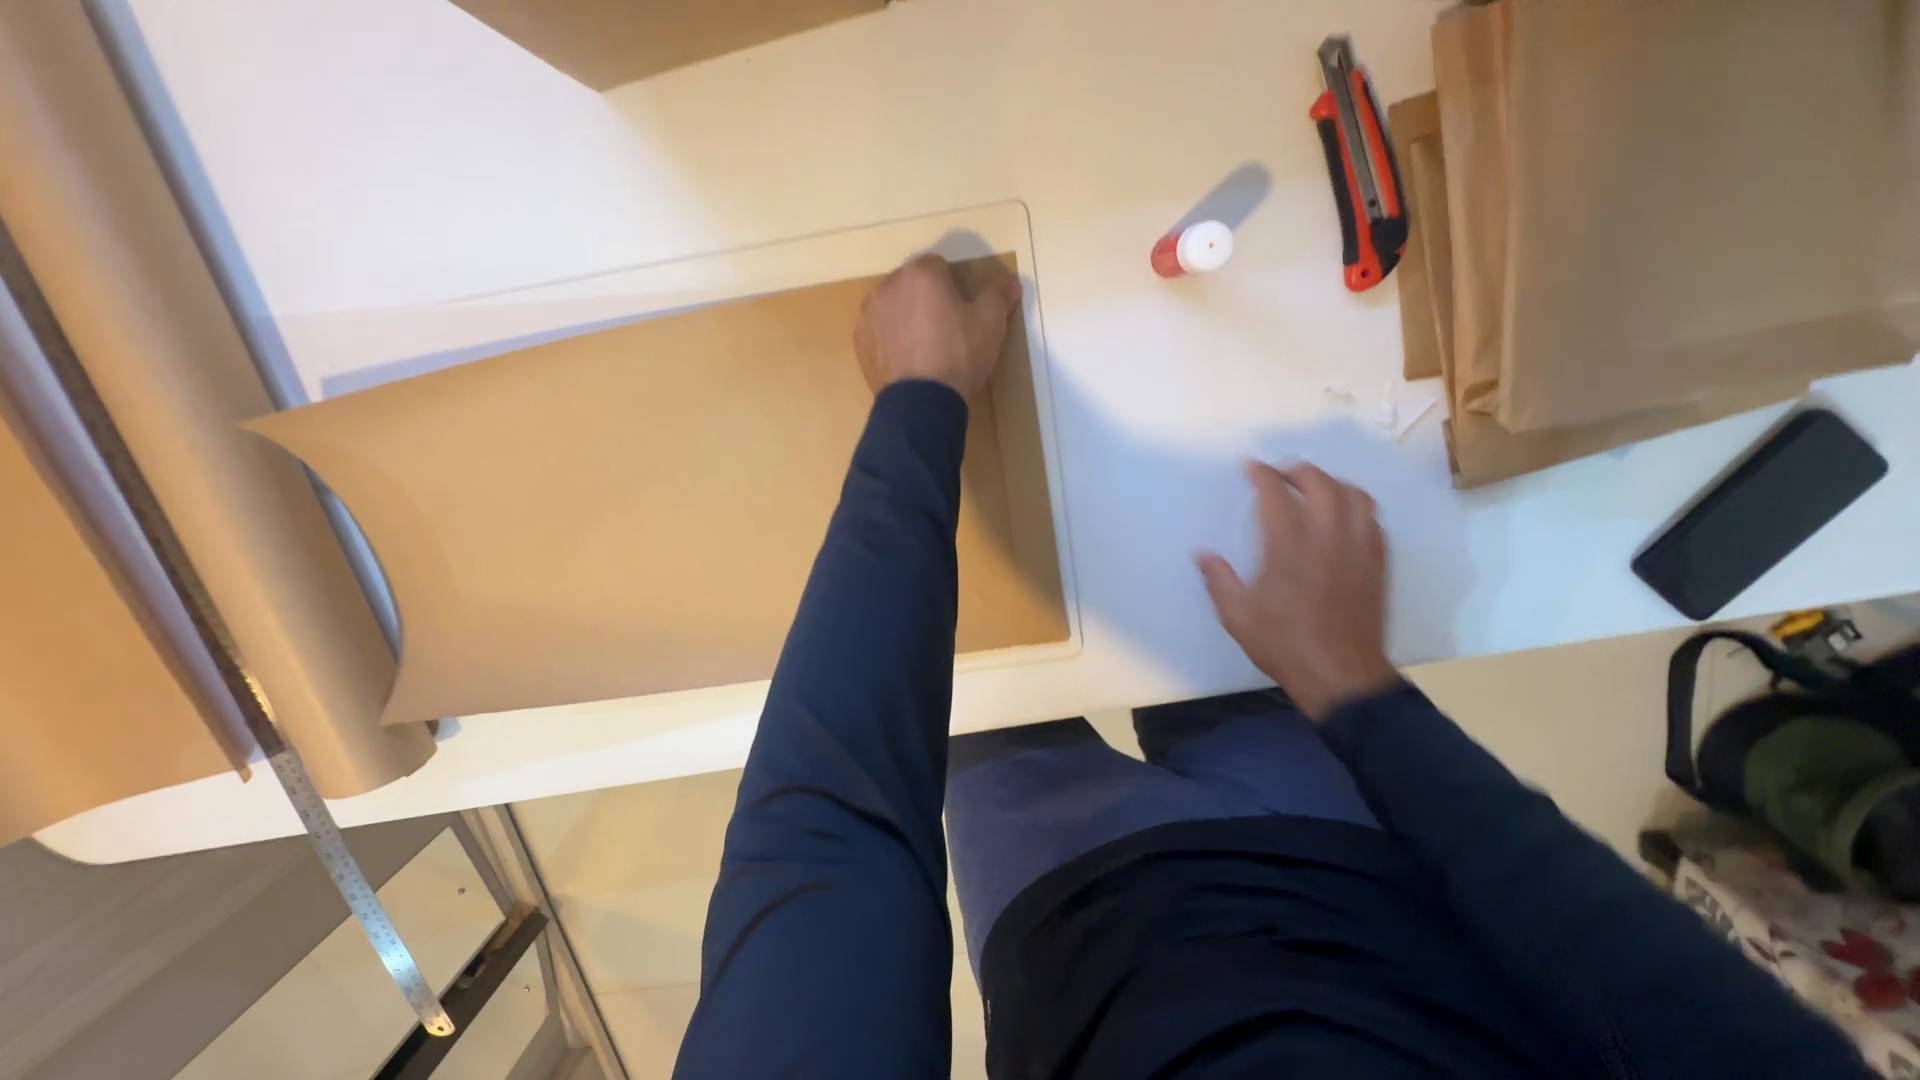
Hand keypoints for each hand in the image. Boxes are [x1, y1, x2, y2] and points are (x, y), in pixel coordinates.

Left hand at [853, 254, 1021, 398]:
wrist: (922, 401)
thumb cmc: (959, 355)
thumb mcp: (990, 324)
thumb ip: (999, 296)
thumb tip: (1012, 282)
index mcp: (920, 274)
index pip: (938, 266)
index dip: (952, 285)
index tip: (960, 310)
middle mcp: (888, 286)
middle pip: (911, 284)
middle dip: (925, 299)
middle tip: (944, 329)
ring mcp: (869, 314)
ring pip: (892, 306)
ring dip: (905, 317)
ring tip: (923, 347)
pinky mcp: (860, 342)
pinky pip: (879, 331)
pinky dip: (890, 339)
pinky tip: (906, 361)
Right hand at [1197, 462, 1397, 720]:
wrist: (1340, 674)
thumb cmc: (1284, 643)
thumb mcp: (1237, 616)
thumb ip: (1219, 580)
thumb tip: (1203, 554)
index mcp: (1289, 546)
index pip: (1276, 493)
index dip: (1262, 474)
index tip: (1251, 467)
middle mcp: (1327, 537)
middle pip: (1321, 483)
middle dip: (1299, 471)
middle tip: (1282, 475)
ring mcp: (1358, 548)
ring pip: (1354, 495)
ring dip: (1333, 484)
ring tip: (1316, 490)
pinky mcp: (1377, 563)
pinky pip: (1373, 520)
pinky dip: (1357, 508)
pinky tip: (1343, 519)